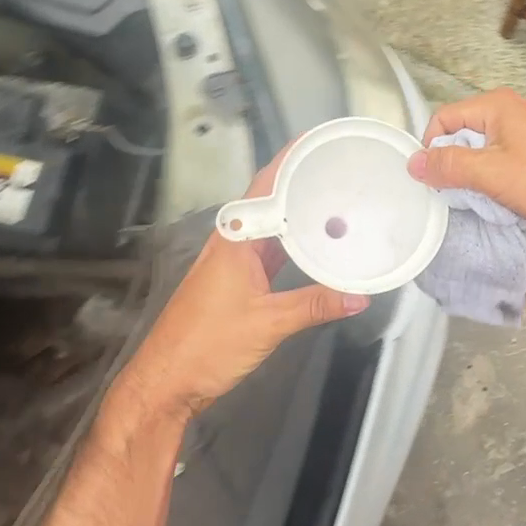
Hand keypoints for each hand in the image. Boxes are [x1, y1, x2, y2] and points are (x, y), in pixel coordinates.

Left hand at [113, 153, 367, 424]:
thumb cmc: (207, 346)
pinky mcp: (235, 282)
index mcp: (235, 241)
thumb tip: (360, 296)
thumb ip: (315, 305)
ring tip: (336, 200)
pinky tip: (315, 245)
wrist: (165, 383)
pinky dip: (292, 244)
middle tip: (340, 170)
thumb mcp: (268, 324)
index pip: (265, 186)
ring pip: (271, 227)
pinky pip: (270, 251)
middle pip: (269, 201)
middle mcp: (232, 243)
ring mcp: (232, 263)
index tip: (318, 142)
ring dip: (298, 214)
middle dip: (301, 183)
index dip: (290, 160)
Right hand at [406, 89, 525, 242]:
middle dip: (454, 166)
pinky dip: (497, 185)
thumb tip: (412, 162)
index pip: (444, 119)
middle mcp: (510, 114)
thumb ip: (449, 166)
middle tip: (451, 197)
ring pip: (484, 156)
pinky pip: (505, 168)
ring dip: (476, 180)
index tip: (431, 181)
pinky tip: (500, 206)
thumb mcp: (491, 173)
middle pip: (463, 137)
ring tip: (478, 204)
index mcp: (496, 106)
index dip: (431, 148)